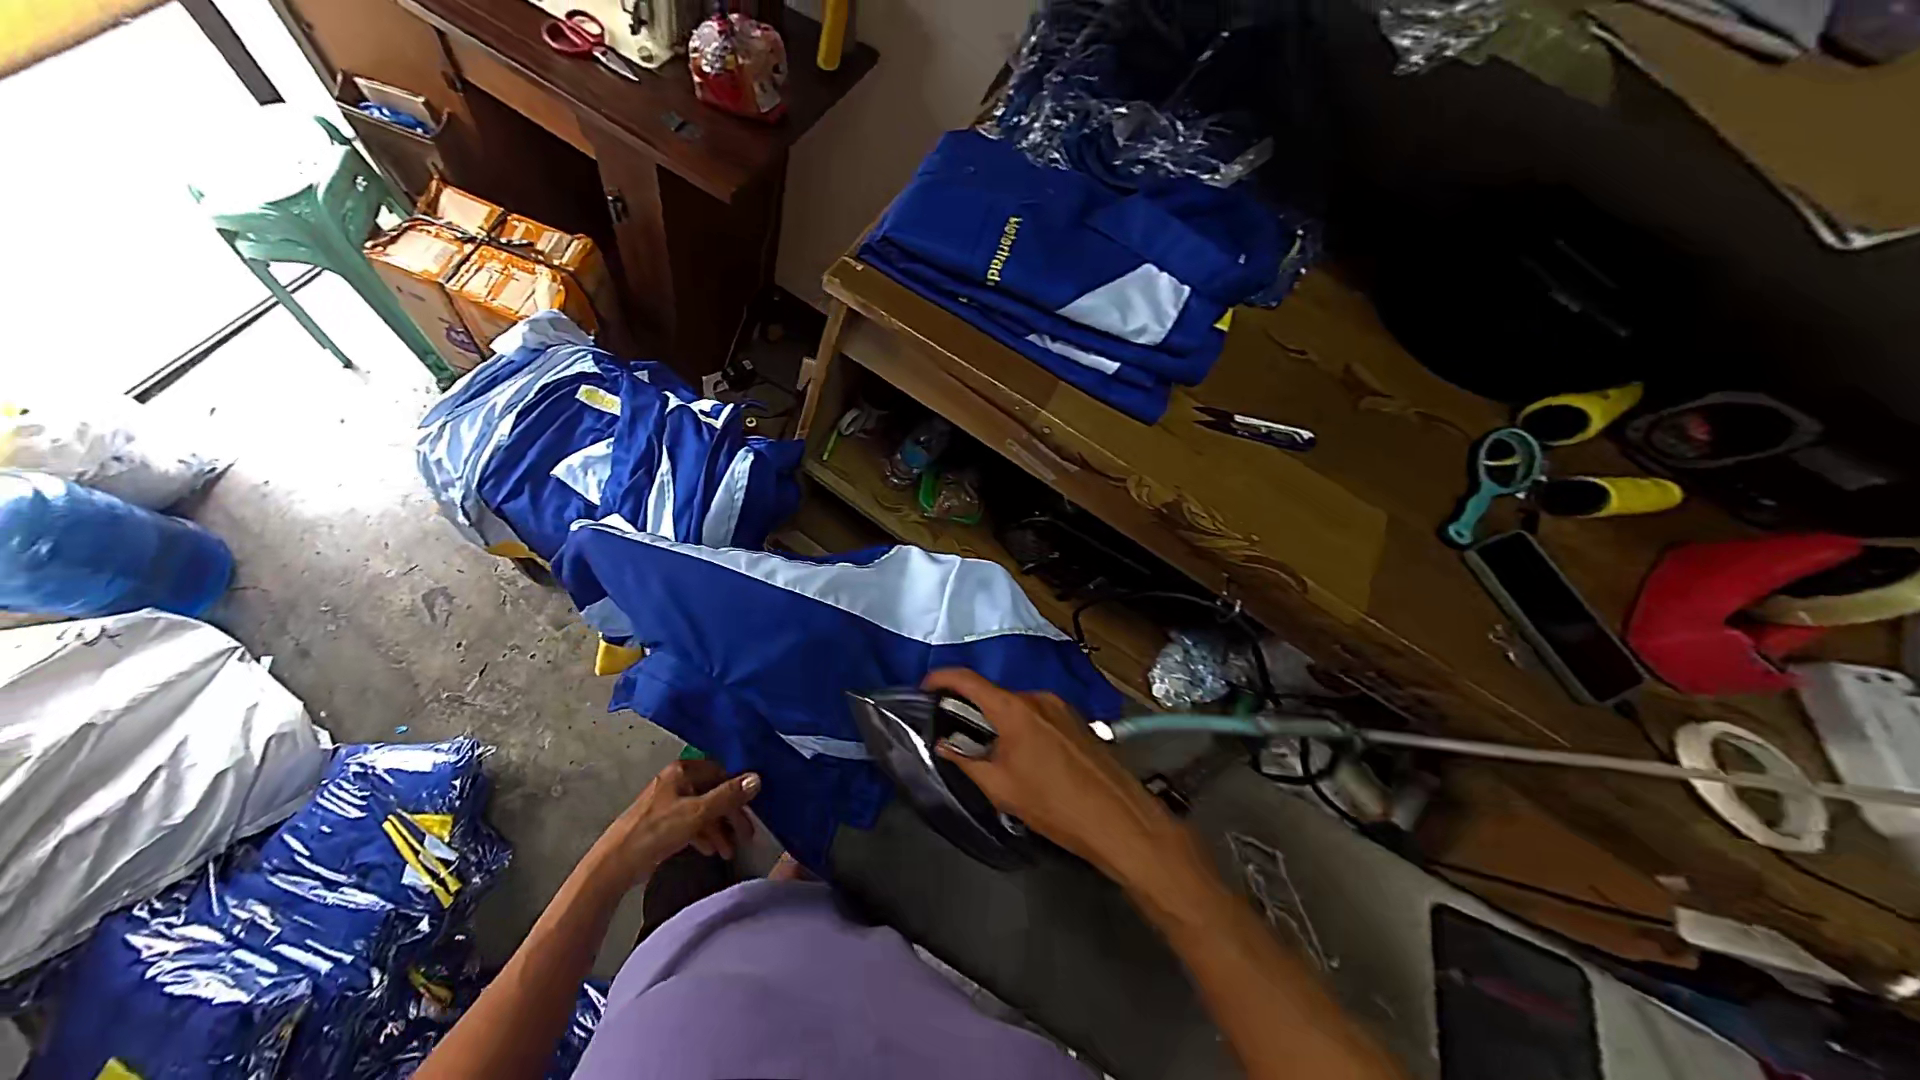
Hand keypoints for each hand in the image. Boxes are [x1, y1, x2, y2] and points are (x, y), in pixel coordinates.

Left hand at [591, 759, 759, 885]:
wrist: (615, 864)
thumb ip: (728, 796)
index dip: (739, 791)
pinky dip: (704, 835)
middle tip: (746, 835)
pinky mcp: (663, 823)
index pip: (721, 773)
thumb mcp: (697, 813)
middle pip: (714, 794)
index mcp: (683, 771)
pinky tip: (711, 851)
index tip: (753, 810)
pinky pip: (691, 824)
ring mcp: (669, 803)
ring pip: (703, 811)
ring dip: (719, 830)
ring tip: (728, 851)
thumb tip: (758, 778)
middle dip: (730, 816)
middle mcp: (677, 781)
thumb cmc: (656, 831)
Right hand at [922, 669, 1197, 890]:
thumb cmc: (1055, 805)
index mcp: (1015, 708)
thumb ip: (966, 761)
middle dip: (973, 713)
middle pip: (994, 695)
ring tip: (994, 758)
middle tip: (958, 739)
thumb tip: (945, 744)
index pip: (968, 680)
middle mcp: (1039, 698)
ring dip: (1000, 724)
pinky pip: (1039, 716)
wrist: (1118, 819)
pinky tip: (1026, 761)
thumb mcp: (1001, 788)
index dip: (941, 679)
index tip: (925, 687)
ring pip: (1017, 707)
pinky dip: (1023, 730)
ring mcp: (1062, 707)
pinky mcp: (1077, 721)